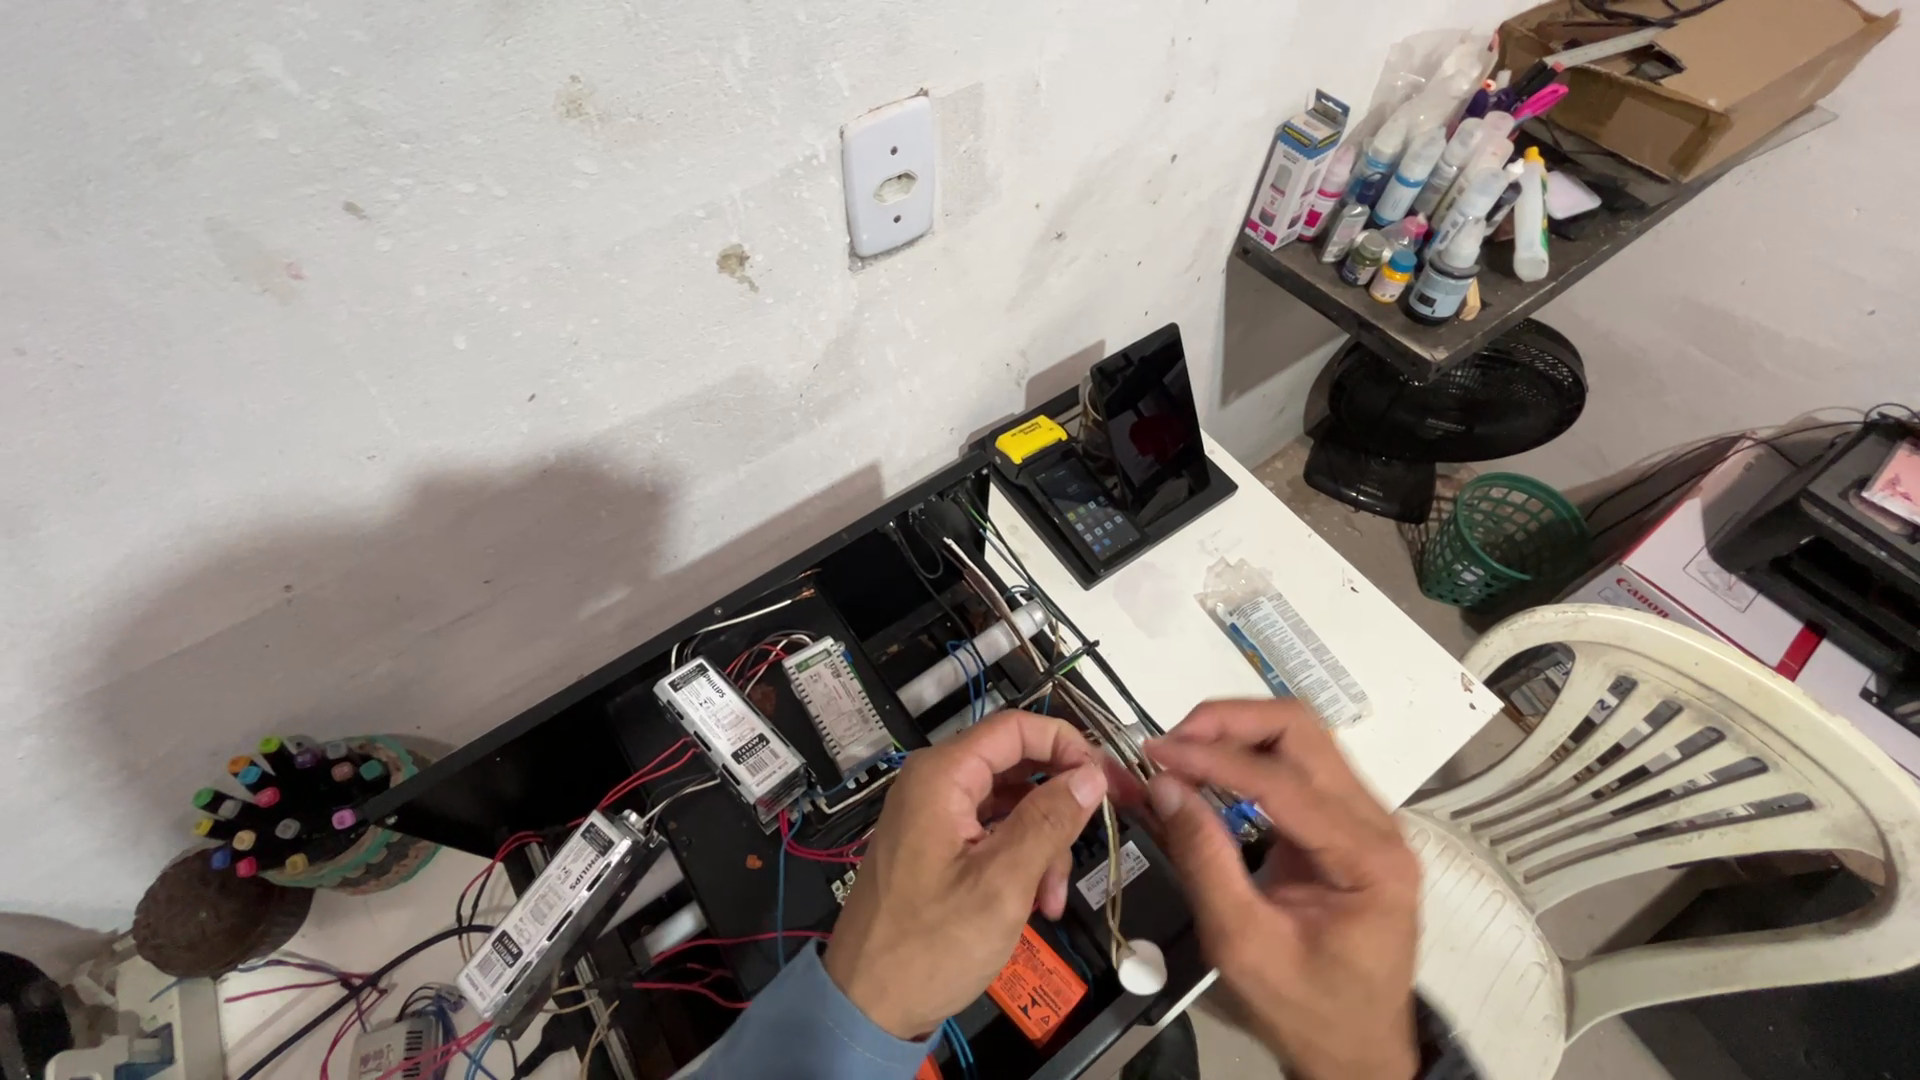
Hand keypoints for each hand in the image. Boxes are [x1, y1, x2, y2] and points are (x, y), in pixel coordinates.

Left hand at [822, 710, 1110, 1038]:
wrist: (865, 1005)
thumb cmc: (929, 946)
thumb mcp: (1002, 883)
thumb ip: (1048, 821)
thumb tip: (1090, 775)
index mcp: (942, 775)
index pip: (1015, 727)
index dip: (1066, 743)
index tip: (1105, 779)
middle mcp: (935, 781)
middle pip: (1015, 763)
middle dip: (1058, 802)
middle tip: (1096, 833)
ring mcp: (935, 812)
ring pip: (1010, 801)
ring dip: (1042, 842)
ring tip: (1052, 898)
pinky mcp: (937, 842)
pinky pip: (991, 829)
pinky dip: (1019, 857)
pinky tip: (1037, 900)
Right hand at [1144, 700, 1420, 1079]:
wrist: (1360, 1051)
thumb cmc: (1305, 1009)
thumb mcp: (1242, 944)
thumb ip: (1204, 860)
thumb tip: (1162, 785)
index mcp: (1365, 858)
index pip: (1281, 778)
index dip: (1212, 757)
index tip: (1154, 753)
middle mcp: (1377, 822)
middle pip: (1301, 729)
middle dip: (1228, 722)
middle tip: (1171, 743)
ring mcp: (1366, 816)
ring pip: (1299, 734)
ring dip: (1236, 729)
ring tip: (1183, 752)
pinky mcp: (1345, 818)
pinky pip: (1295, 760)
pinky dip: (1246, 751)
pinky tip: (1209, 768)